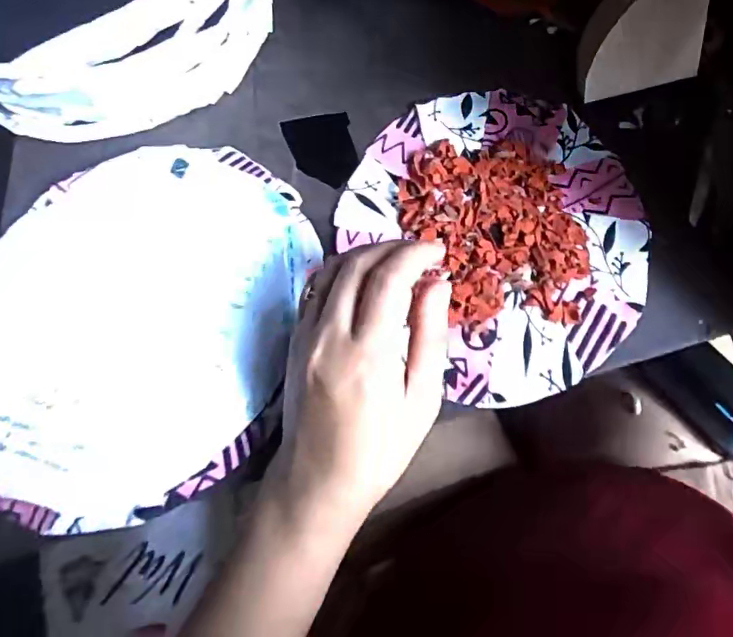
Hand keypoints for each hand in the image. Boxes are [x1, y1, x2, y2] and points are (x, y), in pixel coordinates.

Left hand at [268, 241, 451, 532]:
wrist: (315, 485)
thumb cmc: (380, 450)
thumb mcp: (422, 399)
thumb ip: (431, 336)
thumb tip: (438, 283)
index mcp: (368, 354)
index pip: (390, 279)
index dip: (416, 254)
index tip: (438, 251)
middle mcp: (331, 336)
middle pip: (359, 264)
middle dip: (394, 247)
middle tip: (421, 252)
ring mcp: (306, 336)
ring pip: (332, 269)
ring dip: (367, 253)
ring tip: (396, 259)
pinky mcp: (294, 340)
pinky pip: (316, 287)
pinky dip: (343, 270)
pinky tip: (364, 277)